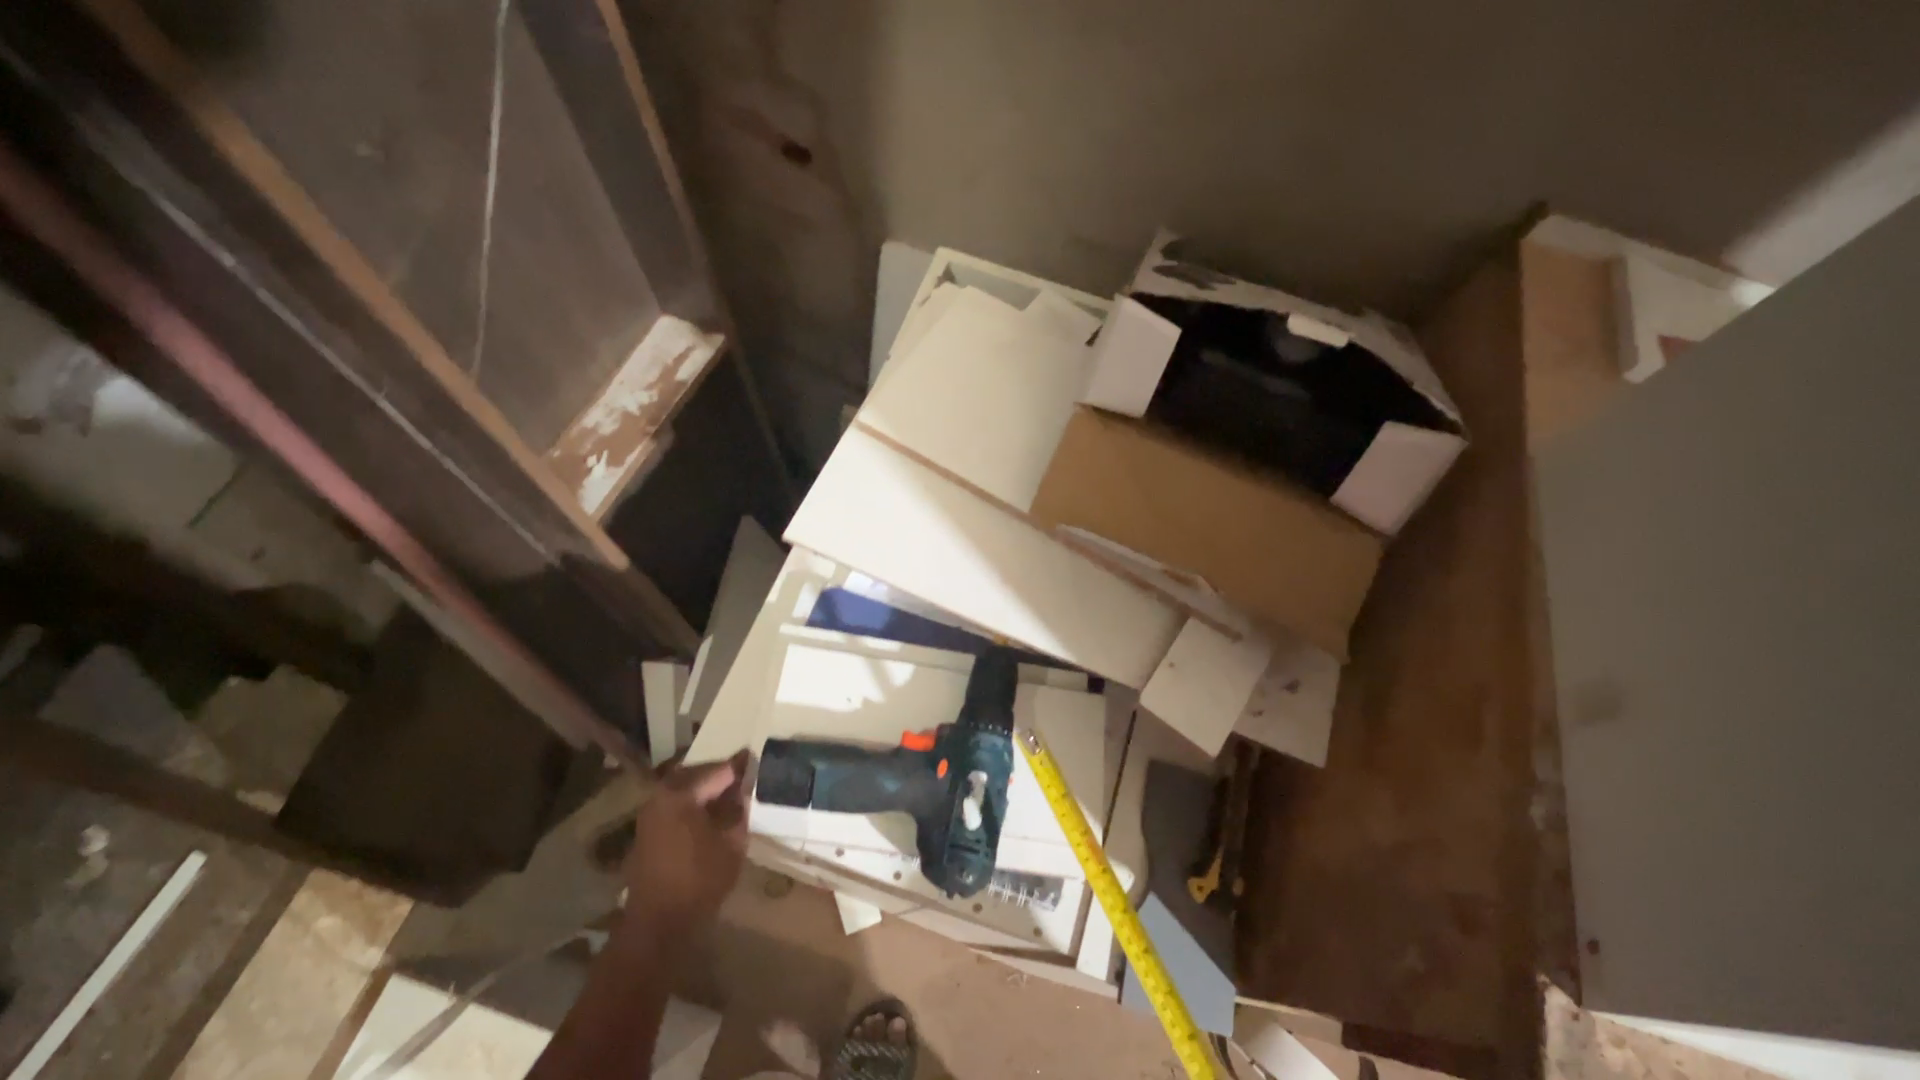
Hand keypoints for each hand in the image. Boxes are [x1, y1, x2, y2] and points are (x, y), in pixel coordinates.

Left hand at [622, 750, 750, 932]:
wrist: (658, 921)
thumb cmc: (700, 881)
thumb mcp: (732, 845)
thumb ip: (739, 812)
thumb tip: (743, 791)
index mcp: (681, 794)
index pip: (717, 770)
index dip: (740, 766)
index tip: (756, 757)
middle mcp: (660, 796)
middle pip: (696, 773)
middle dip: (719, 773)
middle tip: (743, 775)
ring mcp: (650, 813)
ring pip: (682, 788)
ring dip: (704, 788)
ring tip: (729, 794)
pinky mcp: (647, 830)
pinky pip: (674, 804)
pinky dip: (692, 802)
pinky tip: (709, 813)